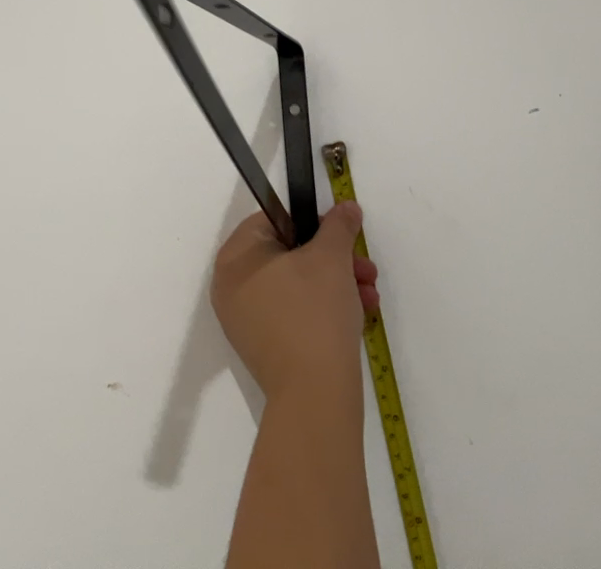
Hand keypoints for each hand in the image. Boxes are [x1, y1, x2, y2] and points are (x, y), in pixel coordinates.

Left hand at [212, 201, 380, 398]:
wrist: (314, 393)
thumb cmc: (314, 312)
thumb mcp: (331, 258)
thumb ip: (338, 225)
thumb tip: (346, 207)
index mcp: (235, 258)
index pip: (272, 219)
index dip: (312, 221)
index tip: (342, 233)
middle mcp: (231, 286)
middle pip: (288, 253)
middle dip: (334, 258)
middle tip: (365, 267)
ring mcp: (245, 318)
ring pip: (297, 284)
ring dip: (338, 282)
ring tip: (369, 294)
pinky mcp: (264, 344)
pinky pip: (295, 311)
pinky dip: (325, 307)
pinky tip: (359, 314)